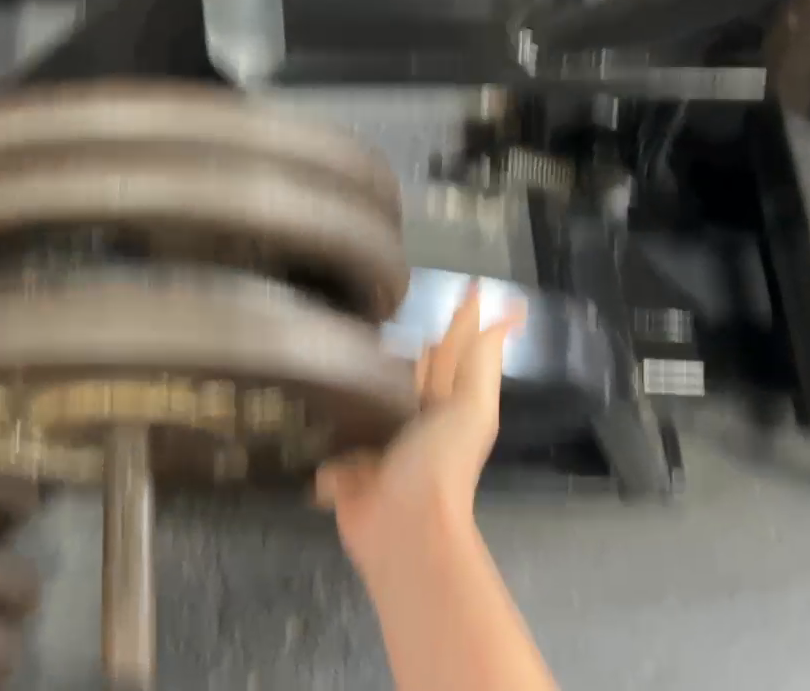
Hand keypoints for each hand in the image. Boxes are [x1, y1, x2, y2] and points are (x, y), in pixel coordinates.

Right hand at [316, 282, 524, 575]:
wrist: (400, 526)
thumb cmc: (439, 464)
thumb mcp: (469, 409)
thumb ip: (478, 363)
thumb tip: (510, 313)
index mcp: (445, 401)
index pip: (453, 349)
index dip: (461, 319)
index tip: (467, 282)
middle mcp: (412, 414)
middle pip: (409, 366)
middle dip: (405, 336)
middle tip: (383, 296)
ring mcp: (375, 435)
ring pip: (366, 388)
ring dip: (357, 363)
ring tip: (337, 325)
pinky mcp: (340, 454)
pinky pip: (328, 424)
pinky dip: (318, 409)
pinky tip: (299, 378)